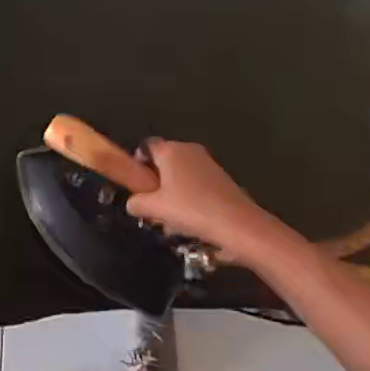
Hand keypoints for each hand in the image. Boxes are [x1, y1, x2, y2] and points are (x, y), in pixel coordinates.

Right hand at [125, 138, 287, 264]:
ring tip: (169, 220)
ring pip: (179, 175)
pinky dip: (187, 198)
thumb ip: (136, 203)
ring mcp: (207, 163)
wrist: (237, 224)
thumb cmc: (191, 209)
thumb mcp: (154, 209)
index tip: (135, 184)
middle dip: (154, 184)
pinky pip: (195, 183)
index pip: (146, 146)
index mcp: (171, 150)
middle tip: (150, 207)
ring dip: (171, 194)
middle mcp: (189, 150)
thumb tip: (132, 203)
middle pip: (163, 162)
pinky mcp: (220, 178)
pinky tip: (188, 221)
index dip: (137, 162)